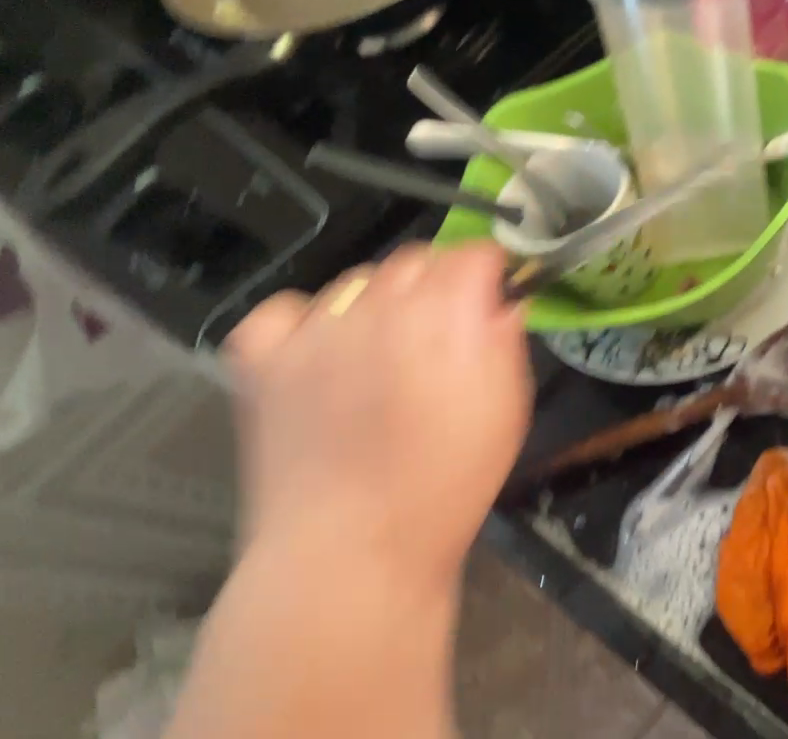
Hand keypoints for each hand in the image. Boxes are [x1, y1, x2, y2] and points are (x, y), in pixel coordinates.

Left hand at [223, 243, 531, 588]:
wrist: (353, 548)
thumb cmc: (452, 479)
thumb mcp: (511, 405)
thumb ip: (505, 340)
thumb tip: (500, 304)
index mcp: (449, 314)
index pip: (474, 252)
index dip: (490, 272)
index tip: (495, 298)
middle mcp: (381, 307)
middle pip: (416, 259)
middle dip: (438, 283)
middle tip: (445, 332)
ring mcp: (314, 331)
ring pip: (356, 282)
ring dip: (379, 302)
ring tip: (383, 349)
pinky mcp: (262, 361)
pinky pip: (283, 312)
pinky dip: (305, 322)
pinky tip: (322, 351)